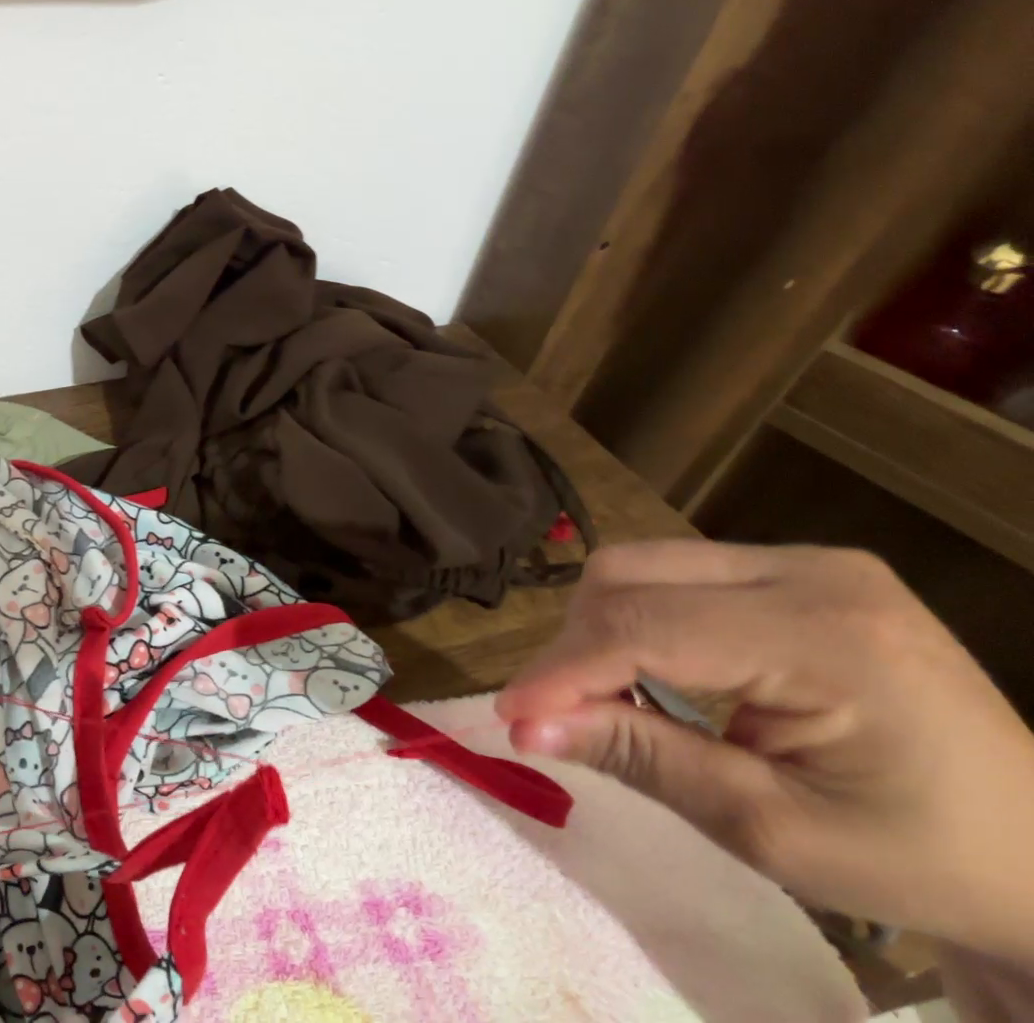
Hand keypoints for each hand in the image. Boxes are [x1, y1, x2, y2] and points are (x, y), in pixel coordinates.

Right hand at [496, 541, 1033, 964]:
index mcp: (827, 637)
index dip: (560, 669)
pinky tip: (655, 678)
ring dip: (601, 632)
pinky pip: (680, 576)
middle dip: (574, 645)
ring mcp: (814, 564)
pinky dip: (641, 624)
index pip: (644, 626)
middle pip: (631, 574)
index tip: (508, 720)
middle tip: (560, 717)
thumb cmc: (915, 858)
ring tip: (606, 702)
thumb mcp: (768, 828)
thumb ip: (640, 758)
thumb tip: (526, 727)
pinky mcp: (806, 574)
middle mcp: (816, 572)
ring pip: (645, 566)